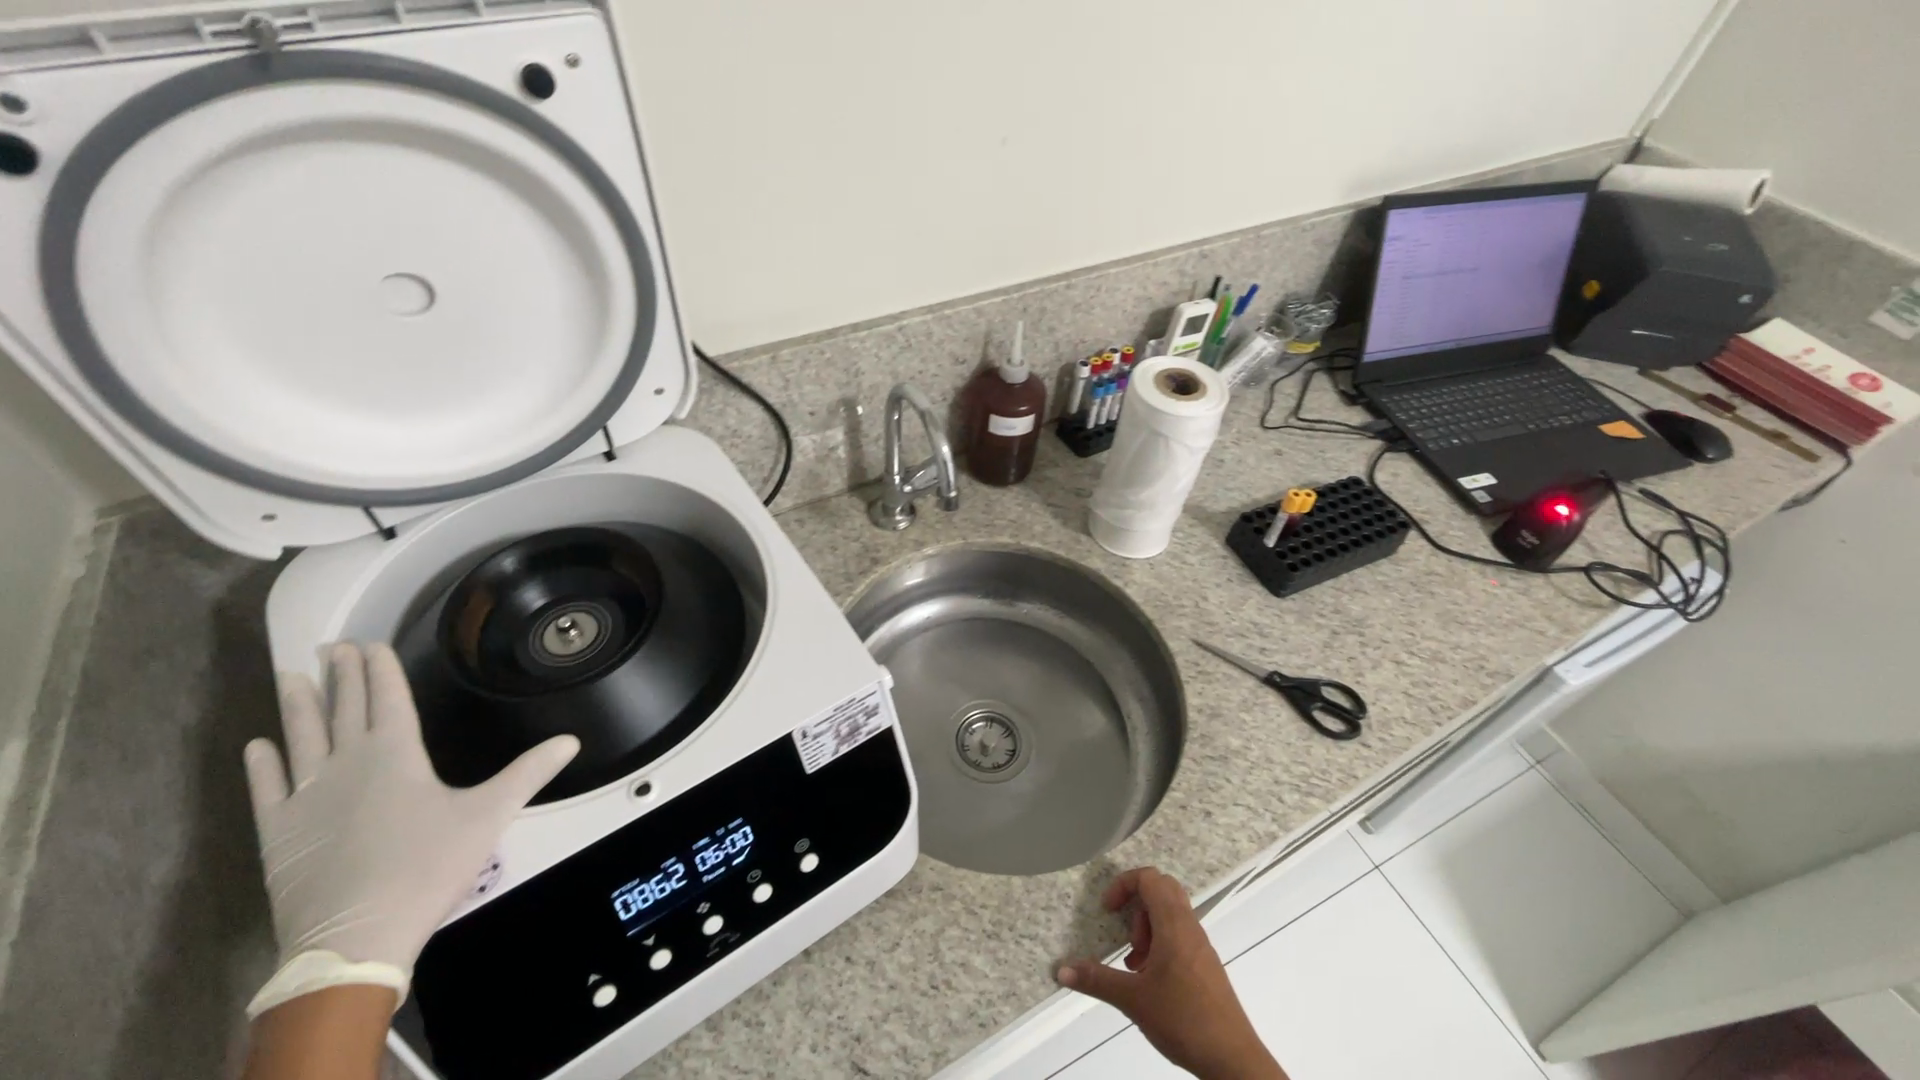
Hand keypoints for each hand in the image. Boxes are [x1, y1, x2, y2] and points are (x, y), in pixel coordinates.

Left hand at [244, 642, 578, 974]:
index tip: (370, 643)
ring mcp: (306, 796)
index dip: (381, 669)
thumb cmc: (427, 868)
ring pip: (301, 737)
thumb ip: (528, 774)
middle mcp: (348, 763)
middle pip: (344, 709)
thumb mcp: (489, 816)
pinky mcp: (277, 830)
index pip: (389, 699)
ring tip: (291, 675)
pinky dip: (261, 764)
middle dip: (341, 674)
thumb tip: (571, 740)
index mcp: (397, 755)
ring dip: (297, 705)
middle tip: (332, 645)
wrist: (356, 935)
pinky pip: (266, 787)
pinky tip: (257, 746)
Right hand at [1057, 868, 1285, 1079]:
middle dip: (1136, 905)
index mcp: (1174, 926)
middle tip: (1125, 938)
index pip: (1150, 878)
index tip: (1107, 910)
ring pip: (1171, 915)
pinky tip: (1149, 981)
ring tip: (1134, 965)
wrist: (1232, 1059)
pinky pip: (1179, 937)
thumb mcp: (1132, 999)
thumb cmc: (1183, 1020)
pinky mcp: (1205, 966)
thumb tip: (1060, 970)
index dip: (1123, 884)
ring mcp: (1201, 947)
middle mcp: (1190, 928)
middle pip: (1162, 890)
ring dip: (1147, 929)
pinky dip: (1159, 946)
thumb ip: (1096, 980)